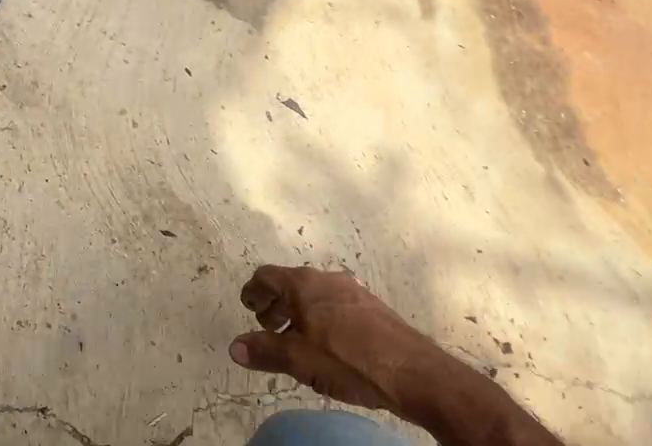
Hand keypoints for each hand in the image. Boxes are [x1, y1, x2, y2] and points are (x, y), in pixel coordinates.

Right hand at [228, 266, 452, 412]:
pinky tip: (331, 344)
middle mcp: (326, 279)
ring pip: (316, 295)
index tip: (249, 307)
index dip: (253, 291)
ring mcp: (354, 292)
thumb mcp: (299, 360)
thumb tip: (234, 347)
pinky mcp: (376, 309)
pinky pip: (338, 306)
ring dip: (301, 312)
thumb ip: (264, 351)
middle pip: (290, 284)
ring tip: (299, 338)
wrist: (416, 374)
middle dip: (276, 304)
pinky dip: (324, 318)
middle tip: (270, 326)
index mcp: (302, 283)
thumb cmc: (348, 360)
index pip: (266, 276)